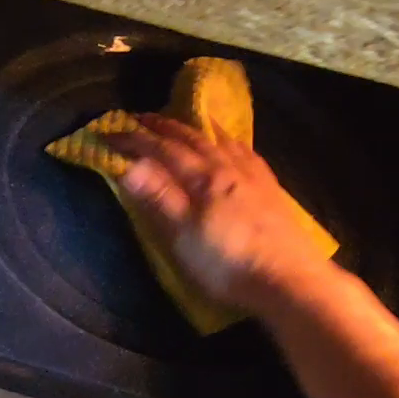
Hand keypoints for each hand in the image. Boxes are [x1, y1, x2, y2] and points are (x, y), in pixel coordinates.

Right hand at [107, 114, 338, 313]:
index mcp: (203, 178)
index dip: (135, 140)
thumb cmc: (228, 263)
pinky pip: (245, 152)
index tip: (110, 133)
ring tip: (184, 121)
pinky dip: (229, 141)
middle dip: (163, 127)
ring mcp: (253, 176)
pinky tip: (231, 145)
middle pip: (192, 139)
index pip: (162, 150)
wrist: (288, 279)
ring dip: (196, 129)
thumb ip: (158, 197)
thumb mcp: (183, 235)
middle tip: (140, 118)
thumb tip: (128, 165)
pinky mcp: (270, 189)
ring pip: (220, 141)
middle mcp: (228, 167)